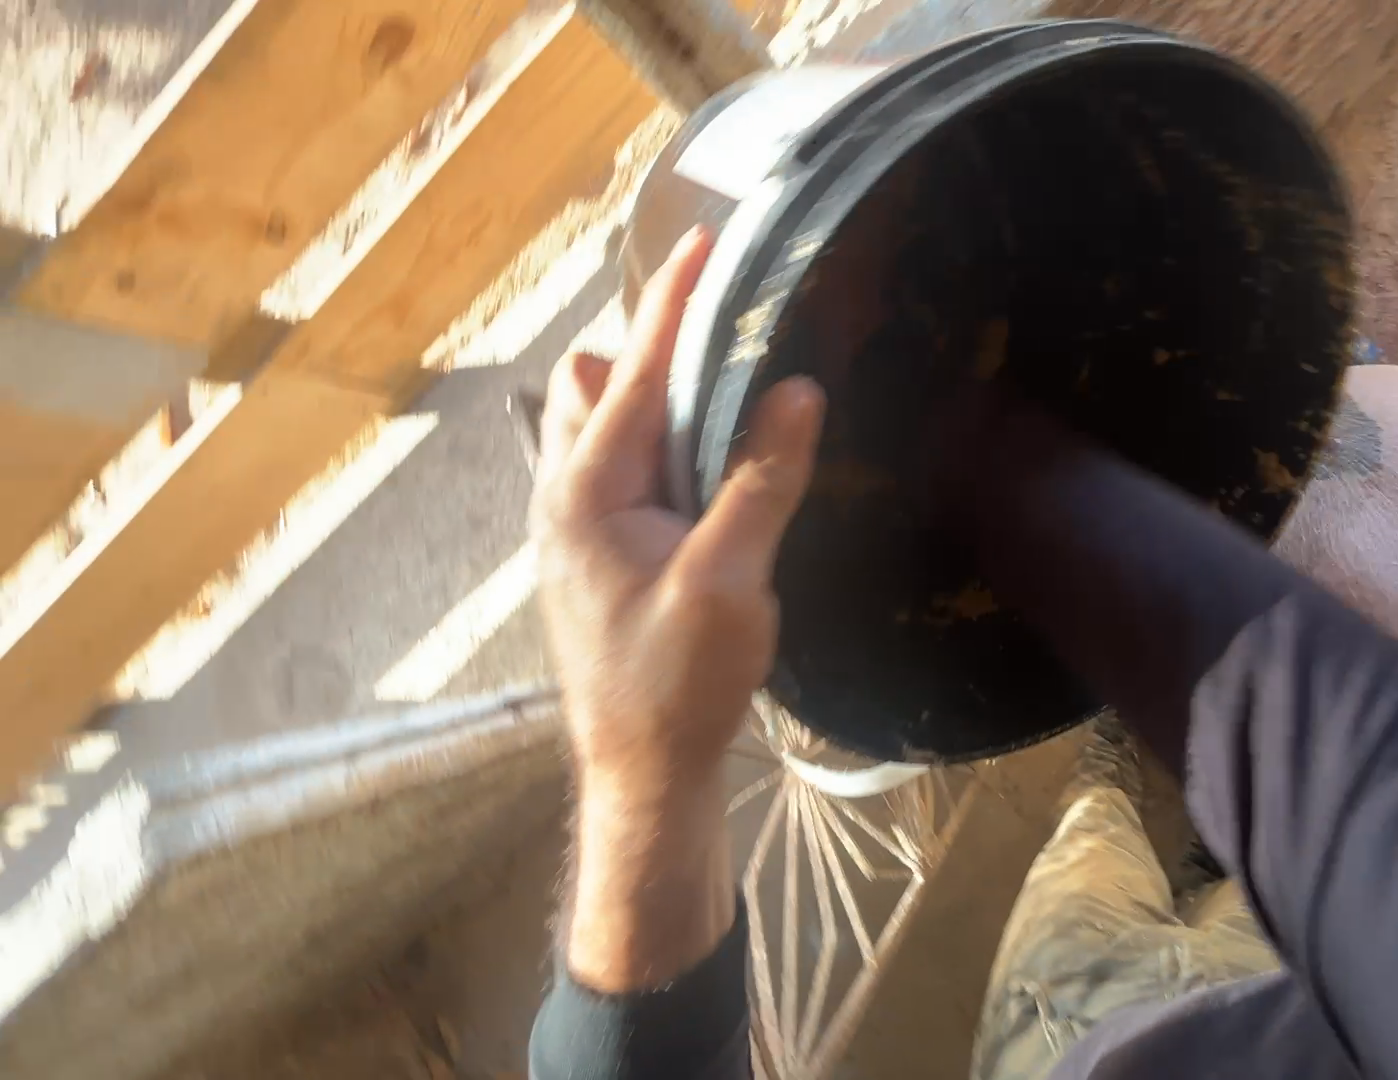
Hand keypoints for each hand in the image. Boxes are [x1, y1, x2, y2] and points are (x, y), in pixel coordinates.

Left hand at [531, 226, 823, 988]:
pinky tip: (707, 475)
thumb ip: (761, 483)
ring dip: (656, 399)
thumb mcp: (730, 583)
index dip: (672, 305)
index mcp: (587, 491)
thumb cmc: (679, 683)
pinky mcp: (601, 552)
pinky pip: (623, 467)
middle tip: (727, 346)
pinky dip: (662, 444)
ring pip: (603, 427)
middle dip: (655, 348)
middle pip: (598, 386)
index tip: (702, 243)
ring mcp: (578, 526)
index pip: (637, 374)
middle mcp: (567, 495)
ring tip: (723, 406)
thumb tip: (796, 391)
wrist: (642, 769)